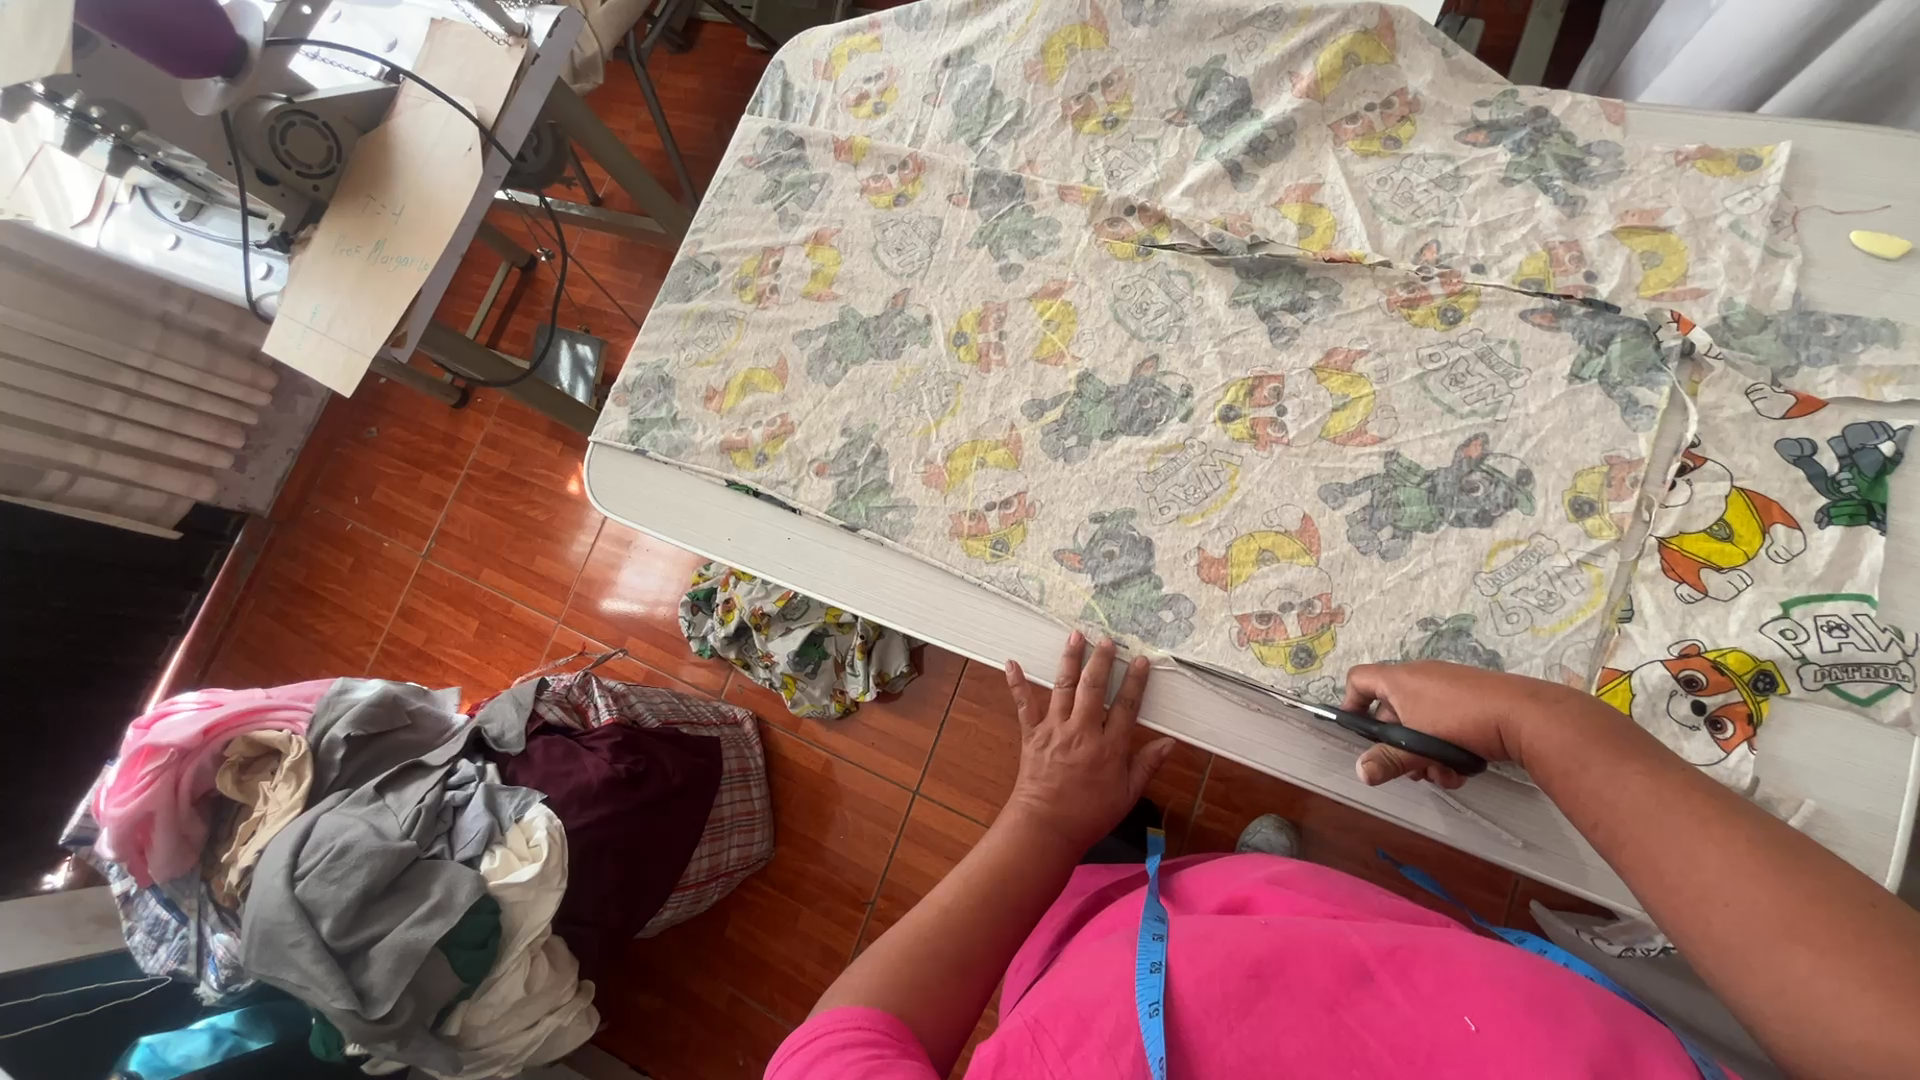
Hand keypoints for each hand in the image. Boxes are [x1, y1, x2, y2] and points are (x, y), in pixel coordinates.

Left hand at [1002, 632, 1175, 855]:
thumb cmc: (1089, 814)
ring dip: (1069, 660)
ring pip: (1063, 687)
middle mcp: (1082, 732)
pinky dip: (1017, 683)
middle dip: (1102, 661)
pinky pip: (1024, 705)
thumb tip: (1170, 742)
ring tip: (1075, 636)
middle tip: (1108, 640)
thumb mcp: (1127, 795)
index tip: (1141, 661)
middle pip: (1094, 688)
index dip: (1136, 682)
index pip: (1126, 707)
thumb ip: (1147, 765)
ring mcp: (1054, 730)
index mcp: (1109, 748)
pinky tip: (1012, 662)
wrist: (1046, 828)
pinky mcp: (1032, 734)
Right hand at [1341, 661, 1579, 788]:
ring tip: (1443, 774)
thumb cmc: (1460, 722)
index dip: (1351, 703)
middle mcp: (1420, 677)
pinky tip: (1463, 769)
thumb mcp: (1418, 745)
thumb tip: (1361, 773)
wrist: (1528, 715)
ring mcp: (1449, 686)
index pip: (1359, 680)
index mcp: (1399, 679)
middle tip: (1410, 769)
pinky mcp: (1474, 698)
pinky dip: (1448, 745)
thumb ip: (1387, 759)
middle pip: (1393, 711)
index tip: (1358, 731)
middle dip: (1399, 745)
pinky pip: (1447, 720)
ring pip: (1422, 722)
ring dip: (1426, 753)